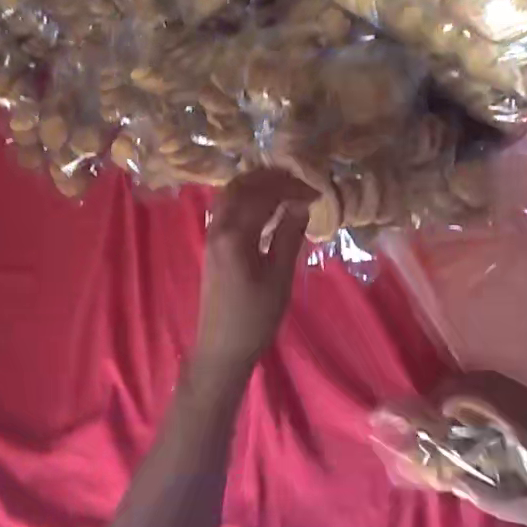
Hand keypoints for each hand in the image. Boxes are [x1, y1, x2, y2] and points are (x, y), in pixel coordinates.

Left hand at [189, 170, 315, 393]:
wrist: (222, 348)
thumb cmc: (255, 317)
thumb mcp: (280, 277)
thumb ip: (290, 236)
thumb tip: (301, 204)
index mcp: (235, 235)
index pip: (263, 195)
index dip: (290, 187)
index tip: (315, 192)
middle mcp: (218, 228)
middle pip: (241, 186)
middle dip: (271, 178)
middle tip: (300, 182)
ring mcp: (211, 235)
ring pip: (230, 194)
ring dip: (257, 185)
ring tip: (286, 188)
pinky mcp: (212, 245)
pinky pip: (227, 208)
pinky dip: (246, 198)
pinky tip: (266, 207)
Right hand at [434, 371, 526, 526]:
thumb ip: (487, 493)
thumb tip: (450, 479)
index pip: (487, 394)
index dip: (454, 395)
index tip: (433, 412)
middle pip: (493, 380)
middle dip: (458, 387)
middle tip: (436, 409)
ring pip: (504, 383)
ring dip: (474, 391)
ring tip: (453, 414)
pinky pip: (515, 393)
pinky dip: (491, 397)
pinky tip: (483, 422)